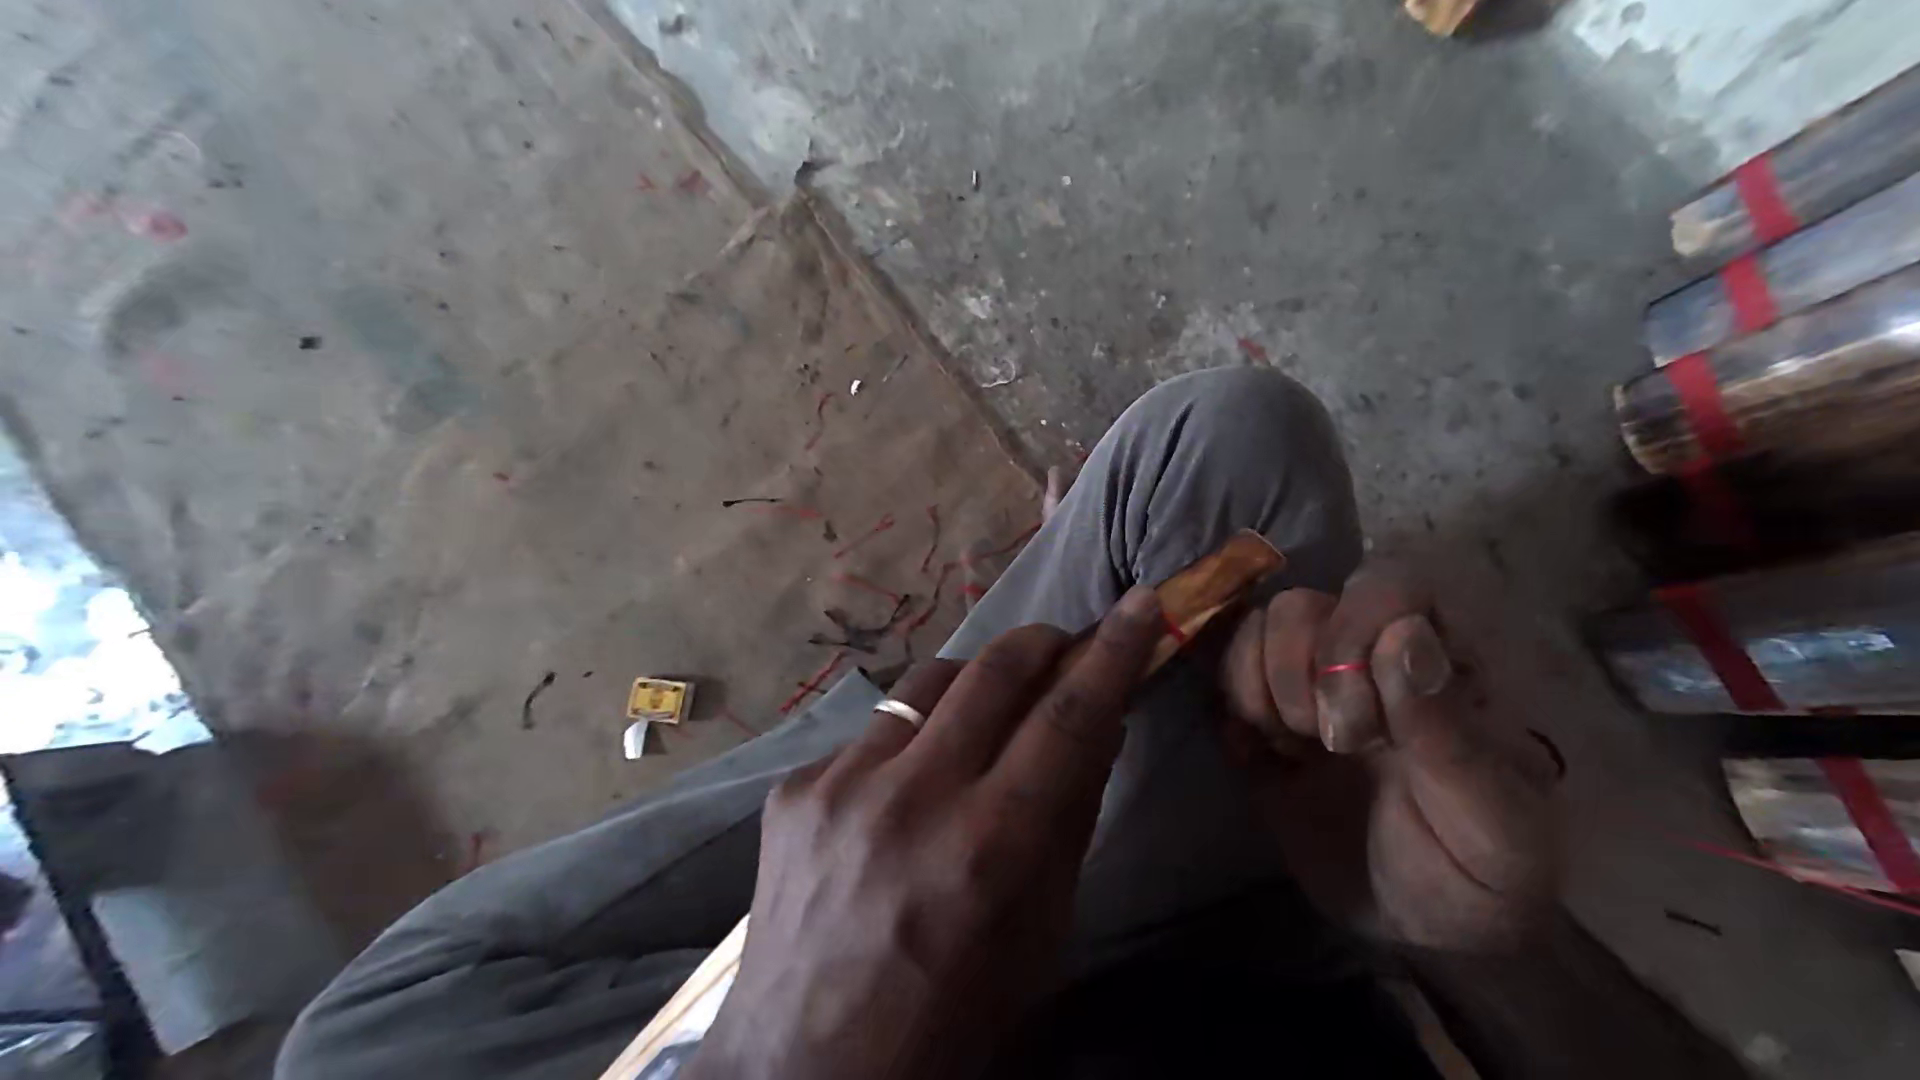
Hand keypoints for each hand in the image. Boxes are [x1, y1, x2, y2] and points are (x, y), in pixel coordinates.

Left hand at [688, 587, 1165, 1079]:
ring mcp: (841, 785)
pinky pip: (873, 733)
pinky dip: (911, 740)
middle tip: (1061, 646)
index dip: (1113, 652)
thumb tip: (1098, 724)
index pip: (1069, 717)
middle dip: (1041, 642)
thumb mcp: (1039, 931)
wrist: (807, 1071)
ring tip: (987, 708)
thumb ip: (1070, 816)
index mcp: (989, 848)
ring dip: (974, 680)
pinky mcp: (795, 788)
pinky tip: (906, 782)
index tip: (1140, 606)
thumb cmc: (951, 1015)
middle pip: (993, 670)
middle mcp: (911, 798)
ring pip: (928, 680)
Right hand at [1218, 564, 1560, 949]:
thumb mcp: (1494, 828)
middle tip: (1331, 745)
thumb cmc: (1474, 877)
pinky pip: (1220, 668)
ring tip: (1292, 748)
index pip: (1389, 584)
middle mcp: (1367, 653)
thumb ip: (1453, 734)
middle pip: (1300, 605)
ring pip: (1251, 628)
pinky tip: (1260, 753)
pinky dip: (1231, 705)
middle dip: (1300, 677)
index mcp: (1444, 663)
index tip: (1365, 726)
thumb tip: (1403, 636)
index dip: (1356, 633)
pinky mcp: (1259, 708)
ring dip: (1258, 690)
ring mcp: (1307, 678)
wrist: (1411, 921)